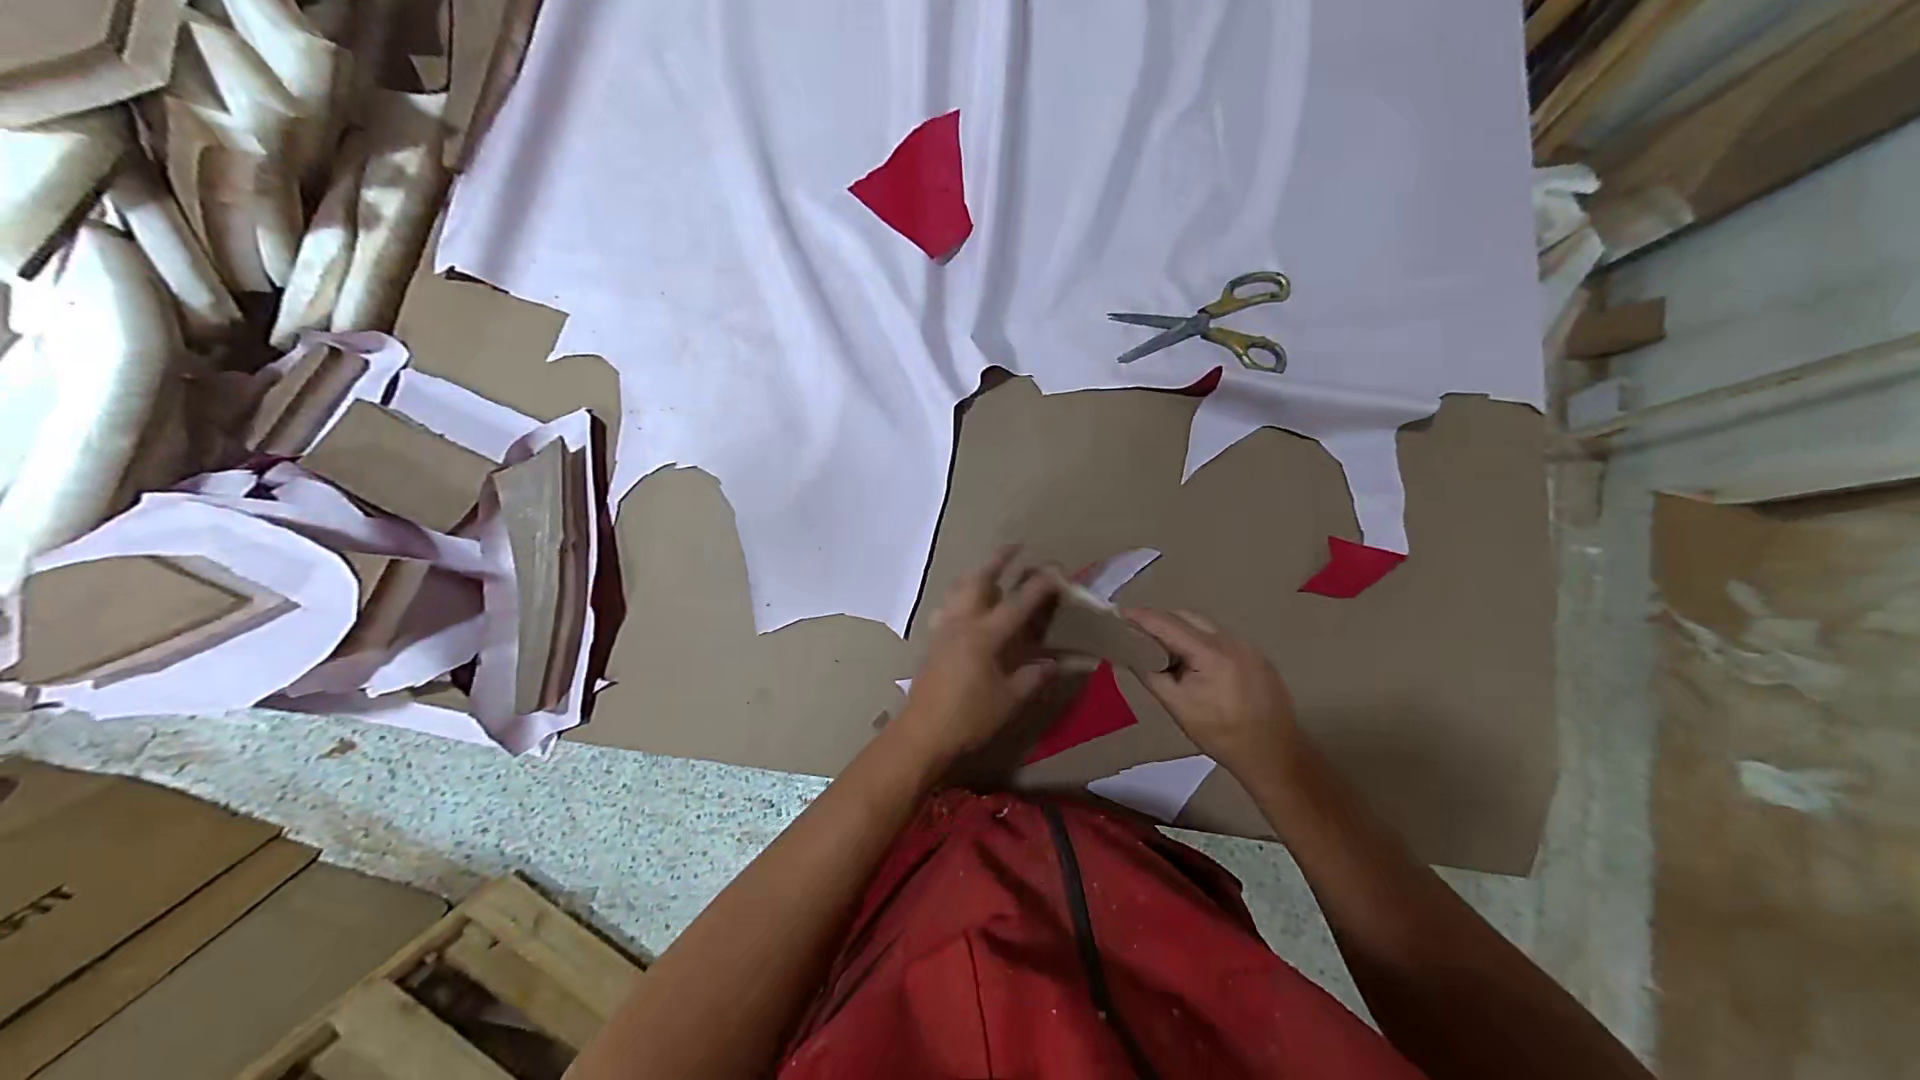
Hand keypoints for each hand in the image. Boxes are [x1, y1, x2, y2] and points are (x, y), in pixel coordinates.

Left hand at [897, 546, 1060, 764]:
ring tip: (989, 569)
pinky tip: (963, 606)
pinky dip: (959, 596)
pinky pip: (946, 607)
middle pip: (979, 581)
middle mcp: (962, 623)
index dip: (1039, 585)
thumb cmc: (968, 718)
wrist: (921, 734)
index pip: (1018, 603)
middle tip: (1015, 547)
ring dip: (976, 574)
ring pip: (958, 590)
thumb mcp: (1009, 699)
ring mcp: (943, 630)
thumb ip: (1034, 676)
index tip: (1056, 570)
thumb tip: (1060, 663)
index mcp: (984, 635)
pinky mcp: (933, 641)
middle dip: (998, 560)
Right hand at [1125, 608, 1300, 778]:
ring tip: (1164, 650)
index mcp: (1211, 653)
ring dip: (1182, 631)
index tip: (1120, 615)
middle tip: (1138, 634)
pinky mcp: (1258, 656)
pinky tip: (1195, 664)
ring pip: (1206, 626)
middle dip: (1161, 620)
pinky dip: (1201, 642)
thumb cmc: (1220, 734)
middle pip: (1188, 617)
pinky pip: (1222, 638)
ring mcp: (1248, 646)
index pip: (1168, 623)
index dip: (1142, 617)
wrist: (1273, 754)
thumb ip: (1151, 674)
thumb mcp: (1177, 706)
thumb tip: (1131, 653)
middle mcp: (1232, 640)